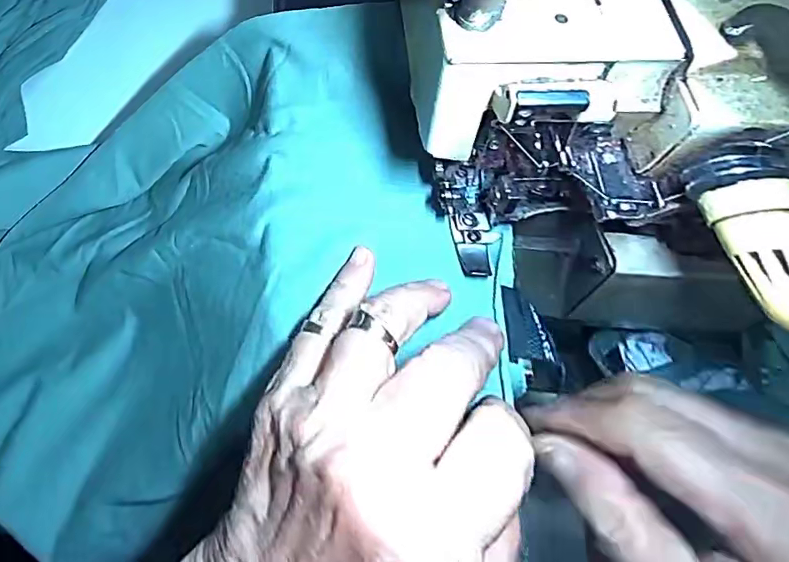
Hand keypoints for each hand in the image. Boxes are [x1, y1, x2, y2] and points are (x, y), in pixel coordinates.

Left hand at [190, 247, 533, 561]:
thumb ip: (495, 526)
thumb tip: (498, 440)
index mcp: (425, 525)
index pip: (497, 438)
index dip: (508, 427)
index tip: (500, 423)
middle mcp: (369, 459)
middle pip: (441, 373)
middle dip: (473, 348)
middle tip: (484, 336)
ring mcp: (316, 419)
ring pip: (375, 333)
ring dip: (411, 302)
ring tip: (436, 293)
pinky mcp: (279, 400)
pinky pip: (314, 329)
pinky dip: (341, 290)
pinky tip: (363, 261)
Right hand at [524, 375, 788, 561]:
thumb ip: (622, 522)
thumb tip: (548, 444)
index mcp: (788, 509)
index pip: (646, 420)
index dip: (574, 415)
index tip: (526, 424)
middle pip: (660, 396)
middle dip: (591, 409)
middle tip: (551, 438)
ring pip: (680, 397)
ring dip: (625, 416)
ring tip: (593, 450)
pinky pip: (713, 416)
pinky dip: (666, 429)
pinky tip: (650, 461)